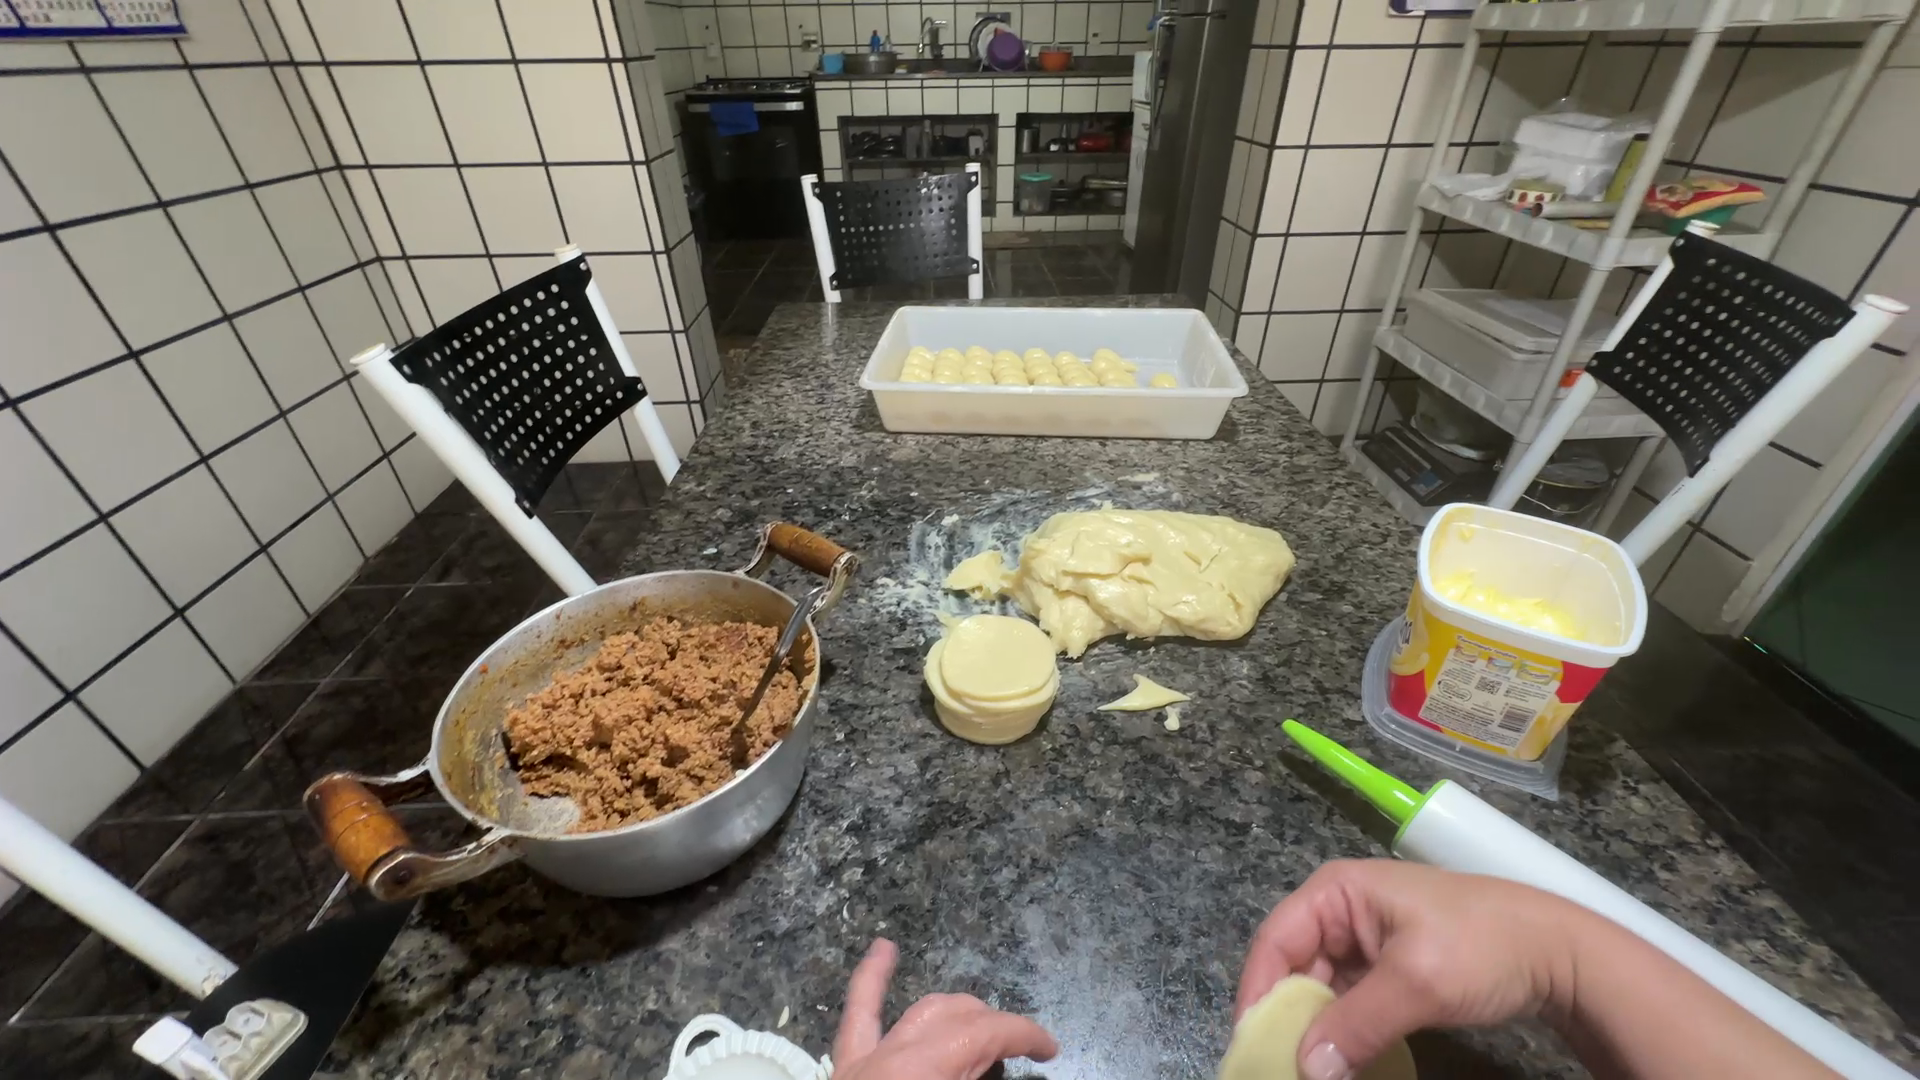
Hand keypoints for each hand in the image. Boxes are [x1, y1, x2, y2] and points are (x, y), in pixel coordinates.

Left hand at [832, 938, 1059, 1078]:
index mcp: (921, 1073)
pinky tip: (884, 948)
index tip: (1051, 1049)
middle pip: (954, 1020)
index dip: (1024, 1035)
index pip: (984, 1035)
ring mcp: (862, 1062)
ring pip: (917, 1013)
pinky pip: (858, 1015)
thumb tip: (998, 1068)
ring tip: (977, 1013)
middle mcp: (891, 1057)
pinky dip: (872, 979)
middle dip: (991, 1028)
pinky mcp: (844, 1073)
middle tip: (1015, 1052)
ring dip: (951, 1010)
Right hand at [1236, 860, 1578, 1079]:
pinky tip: (1340, 1061)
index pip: (1277, 940)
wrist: (1562, 952)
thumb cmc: (1480, 946)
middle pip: (1294, 965)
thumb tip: (1305, 1069)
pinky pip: (1349, 999)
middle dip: (1286, 1016)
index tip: (1249, 1042)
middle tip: (1278, 1062)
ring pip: (1320, 987)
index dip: (1258, 990)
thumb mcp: (1417, 984)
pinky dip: (1343, 1031)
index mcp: (1334, 893)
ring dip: (1315, 1028)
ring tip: (1306, 1068)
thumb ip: (1357, 1025)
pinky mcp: (1386, 966)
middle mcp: (1339, 910)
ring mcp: (1362, 938)